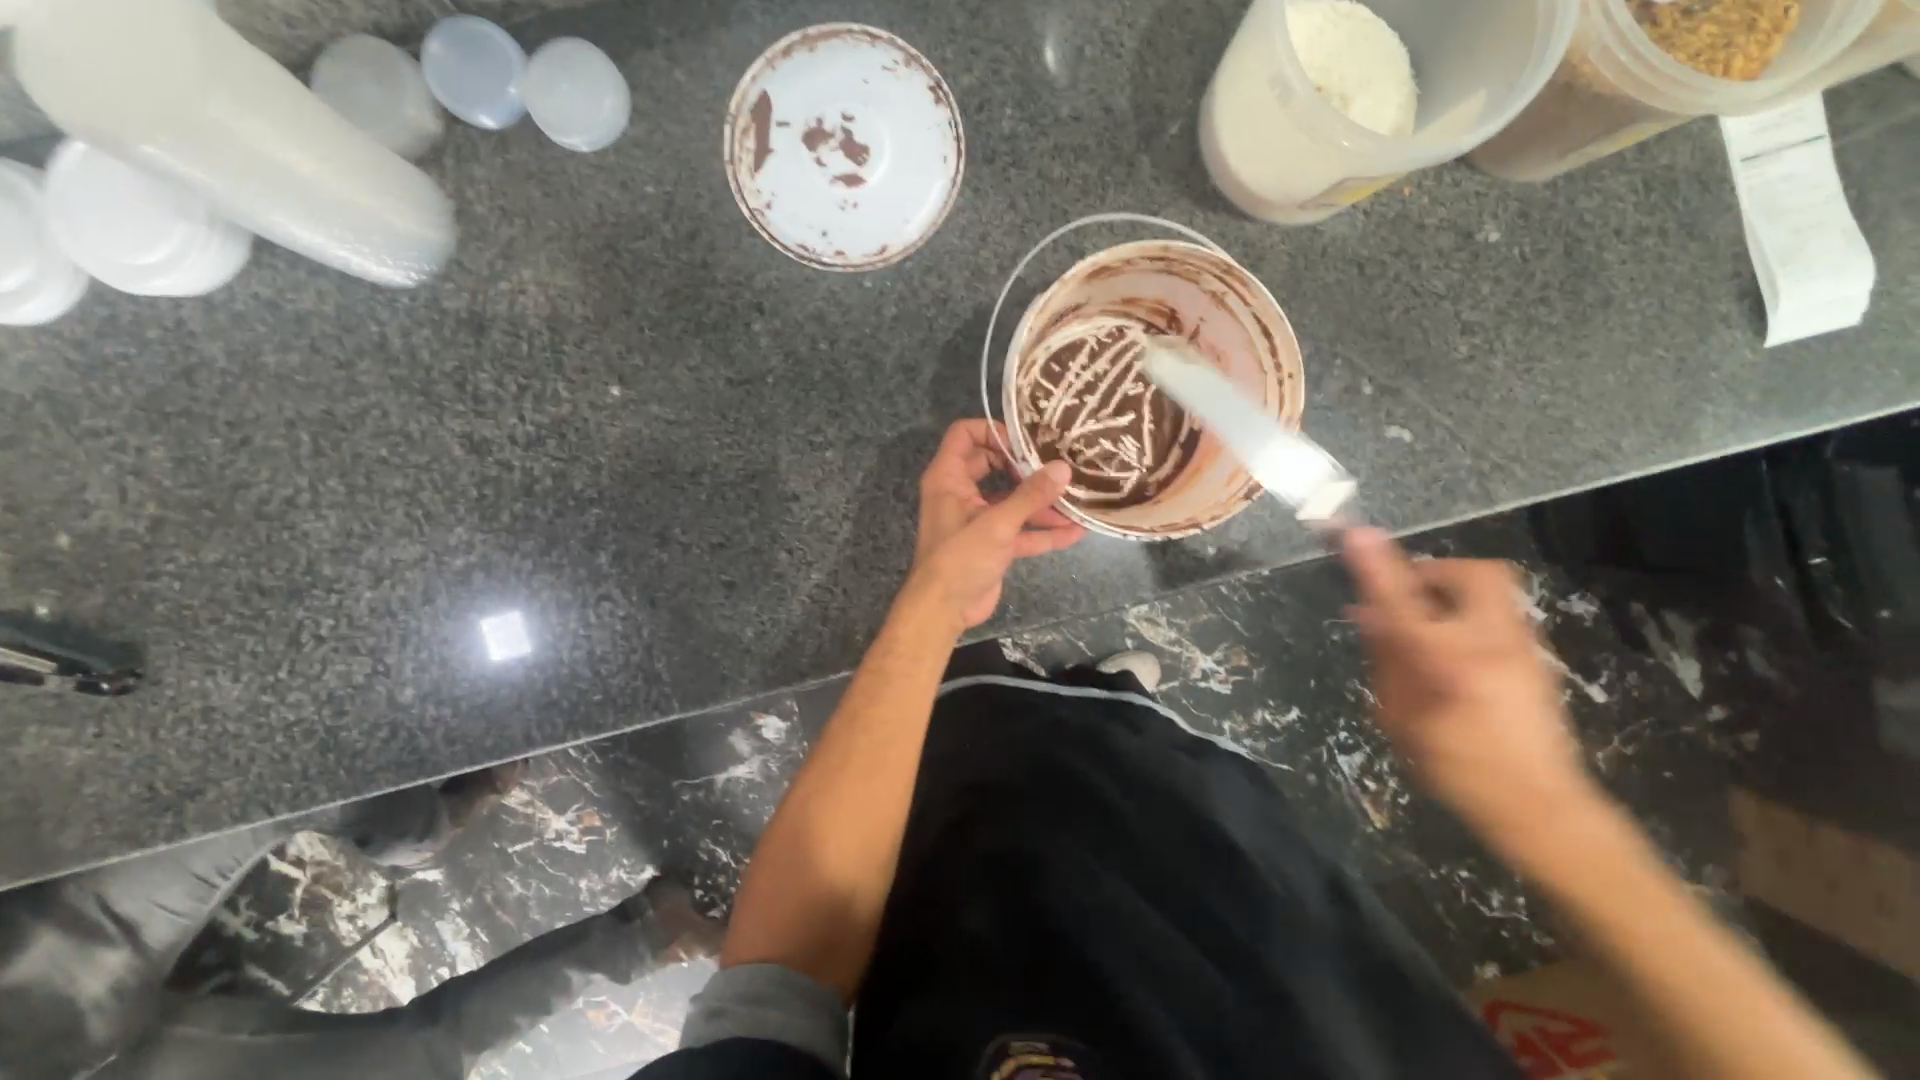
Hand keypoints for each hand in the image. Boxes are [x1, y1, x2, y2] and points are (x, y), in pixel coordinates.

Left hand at [905, 420, 1085, 630]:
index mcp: (948, 477)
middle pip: (994, 465)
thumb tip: (1063, 469)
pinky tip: (1075, 531)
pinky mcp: (993, 545)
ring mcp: (978, 519)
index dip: (993, 431)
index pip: (965, 434)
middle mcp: (961, 493)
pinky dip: (1044, 532)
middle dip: (1027, 468)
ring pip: (1012, 501)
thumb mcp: (997, 524)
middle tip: (1057, 467)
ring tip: (1077, 500)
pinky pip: (1021, 531)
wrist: (943, 610)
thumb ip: (1030, 496)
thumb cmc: (959, 558)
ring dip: (1043, 503)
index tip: (1024, 443)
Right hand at [1341, 528, 1604, 858]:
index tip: (1352, 532)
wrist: (1539, 805)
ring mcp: (1524, 647)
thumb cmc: (1455, 769)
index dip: (1373, 564)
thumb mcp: (1400, 720)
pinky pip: (1499, 612)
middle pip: (1471, 574)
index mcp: (1446, 664)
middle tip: (1408, 595)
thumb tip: (1365, 614)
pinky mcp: (1539, 655)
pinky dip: (1469, 614)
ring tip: (1427, 621)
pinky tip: (1453, 646)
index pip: (1400, 599)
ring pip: (1491, 588)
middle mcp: (1491, 644)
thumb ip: (1386, 660)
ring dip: (1452, 593)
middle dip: (1435, 572)